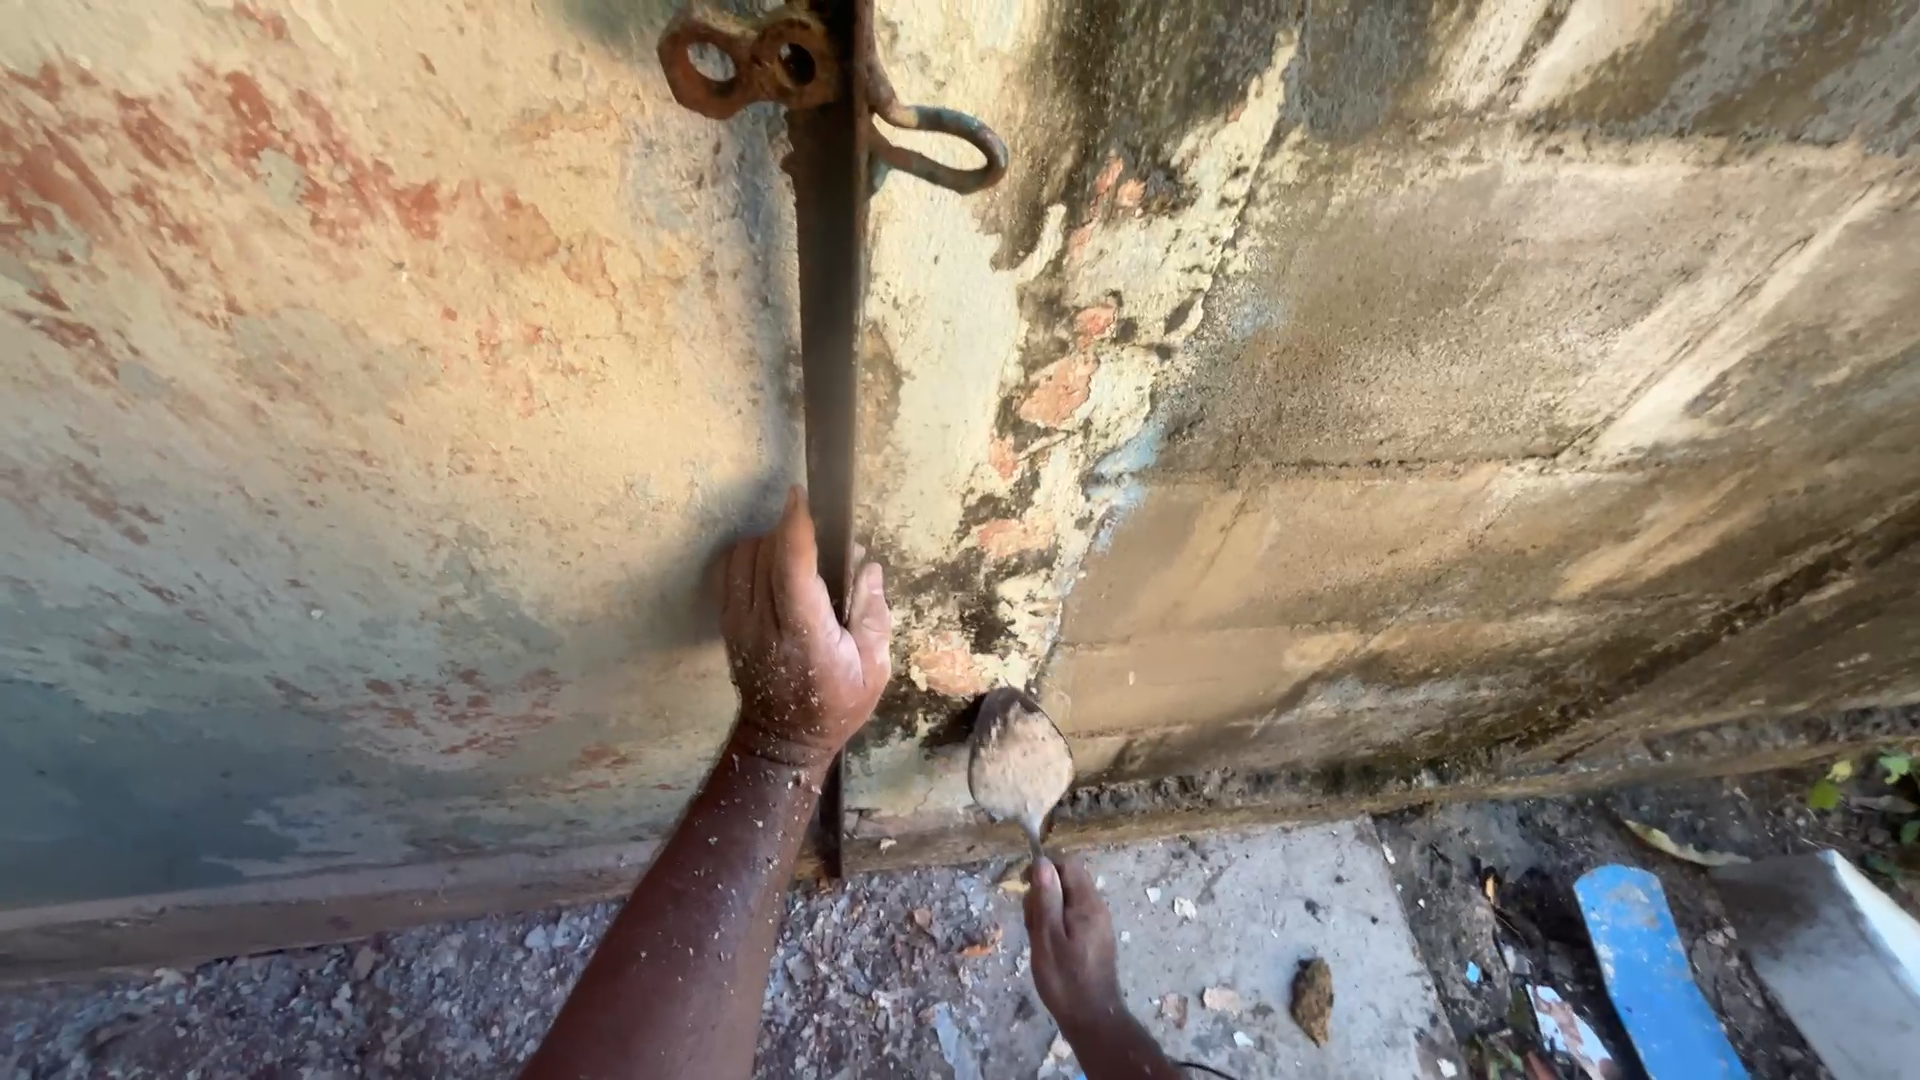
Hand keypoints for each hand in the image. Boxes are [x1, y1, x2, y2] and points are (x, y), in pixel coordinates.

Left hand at [720, 486, 891, 769]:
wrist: (783, 740)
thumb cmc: (835, 706)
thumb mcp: (874, 671)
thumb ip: (874, 616)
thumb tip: (868, 568)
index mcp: (806, 637)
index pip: (791, 568)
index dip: (795, 527)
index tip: (801, 496)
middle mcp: (765, 626)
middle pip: (767, 553)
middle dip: (794, 533)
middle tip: (824, 542)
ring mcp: (739, 624)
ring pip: (744, 556)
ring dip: (772, 543)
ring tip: (801, 557)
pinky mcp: (728, 623)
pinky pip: (731, 570)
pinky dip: (752, 555)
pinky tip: (775, 566)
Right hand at [1025, 856, 1124, 1034]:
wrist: (1092, 1020)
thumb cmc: (1065, 979)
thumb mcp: (1048, 936)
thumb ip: (1046, 897)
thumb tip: (1042, 861)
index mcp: (1087, 902)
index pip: (1068, 863)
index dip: (1045, 868)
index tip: (1026, 885)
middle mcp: (1097, 906)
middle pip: (1067, 879)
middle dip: (1044, 892)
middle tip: (1031, 921)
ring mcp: (1097, 922)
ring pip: (1067, 899)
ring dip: (1048, 910)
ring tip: (1038, 937)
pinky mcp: (1094, 936)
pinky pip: (1072, 916)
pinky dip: (1056, 923)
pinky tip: (1048, 946)